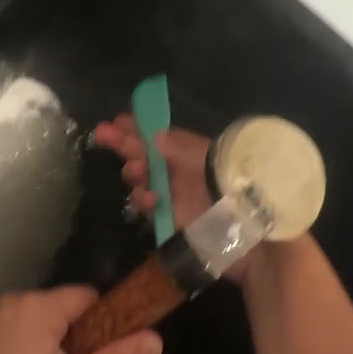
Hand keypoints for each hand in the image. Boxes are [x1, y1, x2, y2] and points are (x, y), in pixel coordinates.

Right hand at [91, 118, 266, 282]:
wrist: (251, 232)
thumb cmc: (231, 187)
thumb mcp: (207, 160)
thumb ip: (180, 148)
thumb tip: (153, 137)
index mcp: (189, 151)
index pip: (157, 134)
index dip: (136, 127)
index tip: (114, 121)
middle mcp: (179, 169)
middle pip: (144, 153)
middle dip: (124, 143)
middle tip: (101, 135)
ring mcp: (174, 194)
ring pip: (143, 179)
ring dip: (134, 172)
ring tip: (135, 173)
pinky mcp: (172, 218)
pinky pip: (149, 206)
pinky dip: (143, 200)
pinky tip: (147, 199)